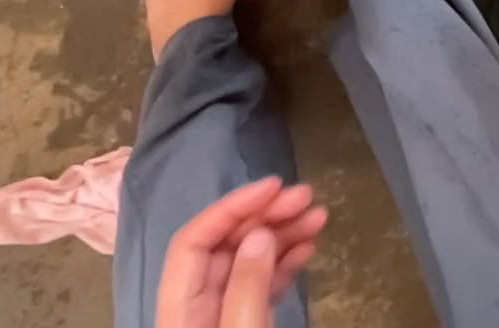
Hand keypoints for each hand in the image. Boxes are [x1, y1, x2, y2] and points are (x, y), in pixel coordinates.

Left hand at [156, 177, 328, 327]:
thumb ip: (247, 287)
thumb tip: (260, 233)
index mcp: (179, 311)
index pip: (193, 242)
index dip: (232, 207)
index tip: (274, 185)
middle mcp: (195, 308)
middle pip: (224, 246)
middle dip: (266, 215)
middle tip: (306, 196)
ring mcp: (220, 318)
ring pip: (247, 261)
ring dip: (283, 234)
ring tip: (318, 218)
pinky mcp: (244, 326)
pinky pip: (261, 284)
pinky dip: (285, 262)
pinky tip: (308, 247)